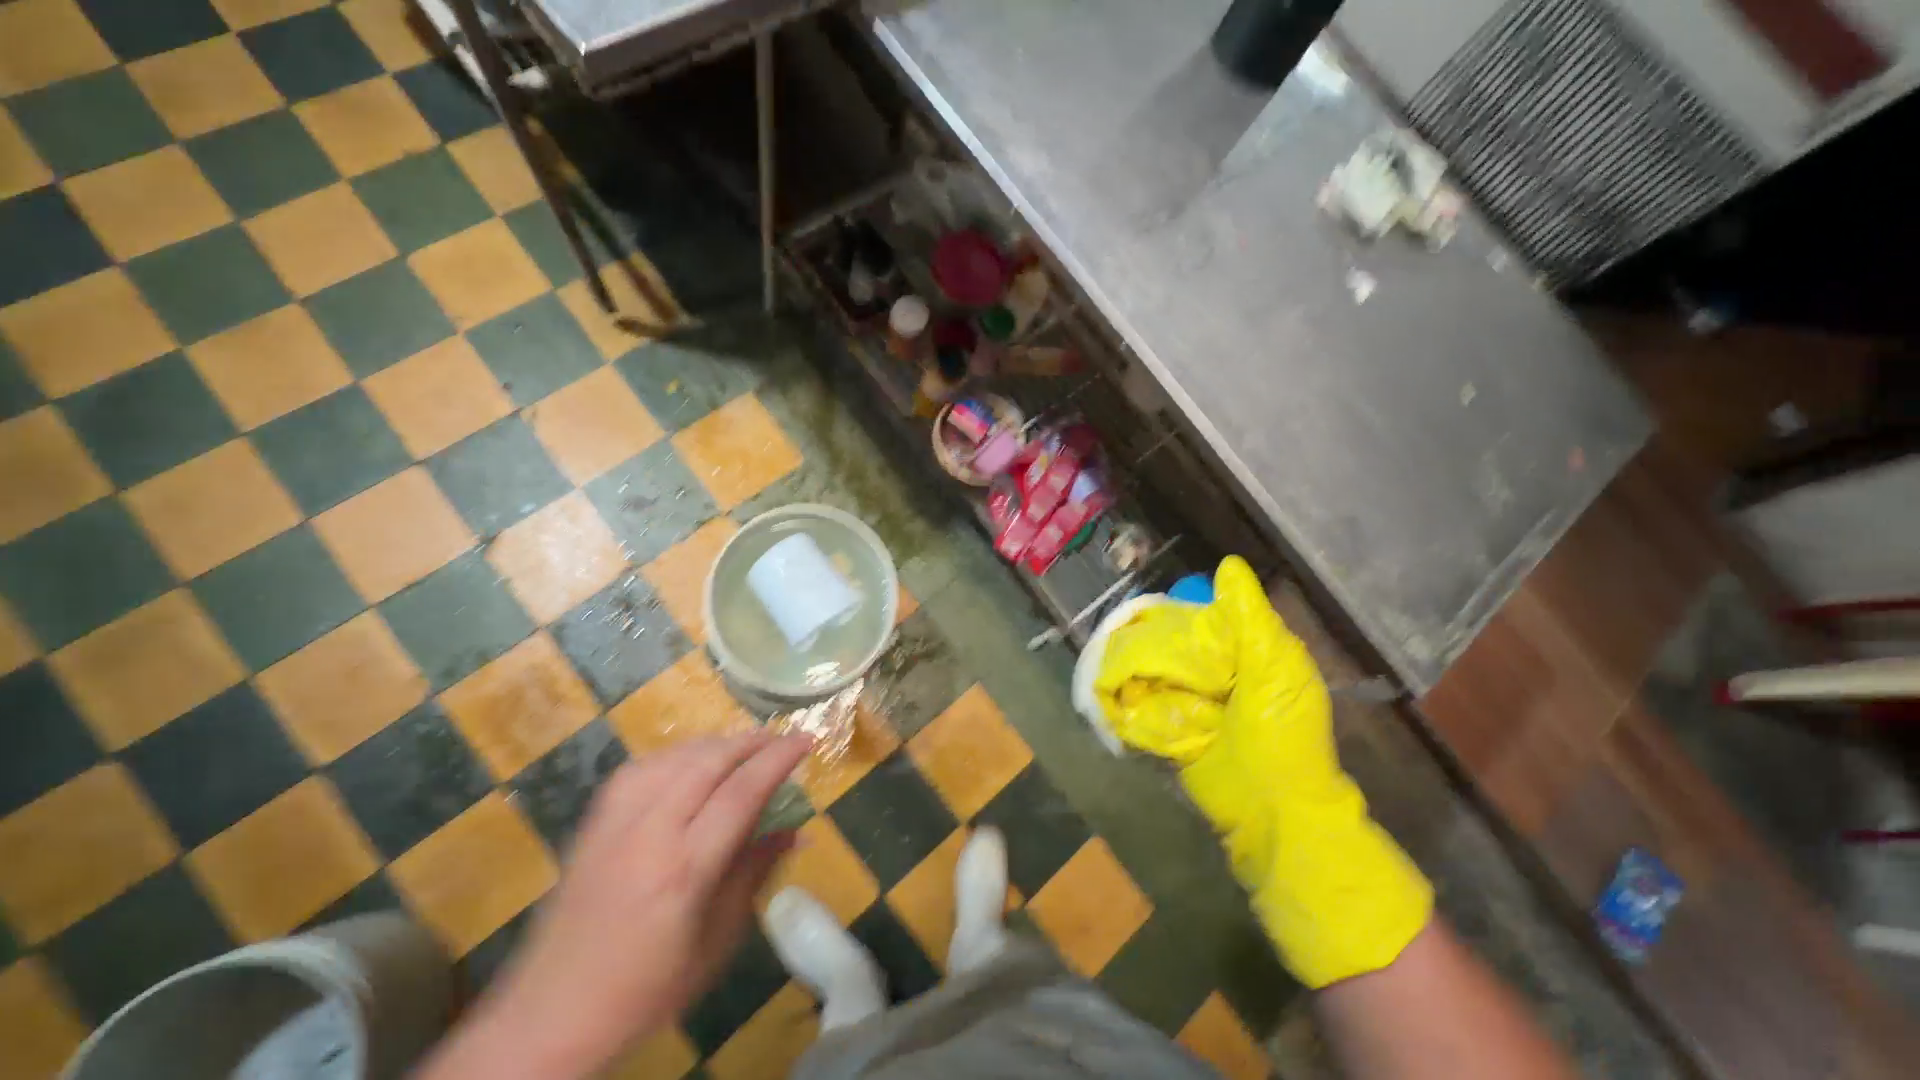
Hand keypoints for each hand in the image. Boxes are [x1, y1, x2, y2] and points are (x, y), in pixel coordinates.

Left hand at [420, 732, 810, 1078]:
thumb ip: (753, 875)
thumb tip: (796, 832)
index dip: (778, 760)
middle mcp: (648, 833)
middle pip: (706, 763)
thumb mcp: (716, 943)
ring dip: (712, 745)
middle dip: (749, 742)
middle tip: (780, 738)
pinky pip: (637, 770)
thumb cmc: (647, 990)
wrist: (552, 1013)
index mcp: (685, 869)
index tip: (806, 742)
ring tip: (741, 748)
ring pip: (670, 758)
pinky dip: (672, 756)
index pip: (741, 793)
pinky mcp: (591, 826)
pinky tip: (687, 764)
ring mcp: (613, 824)